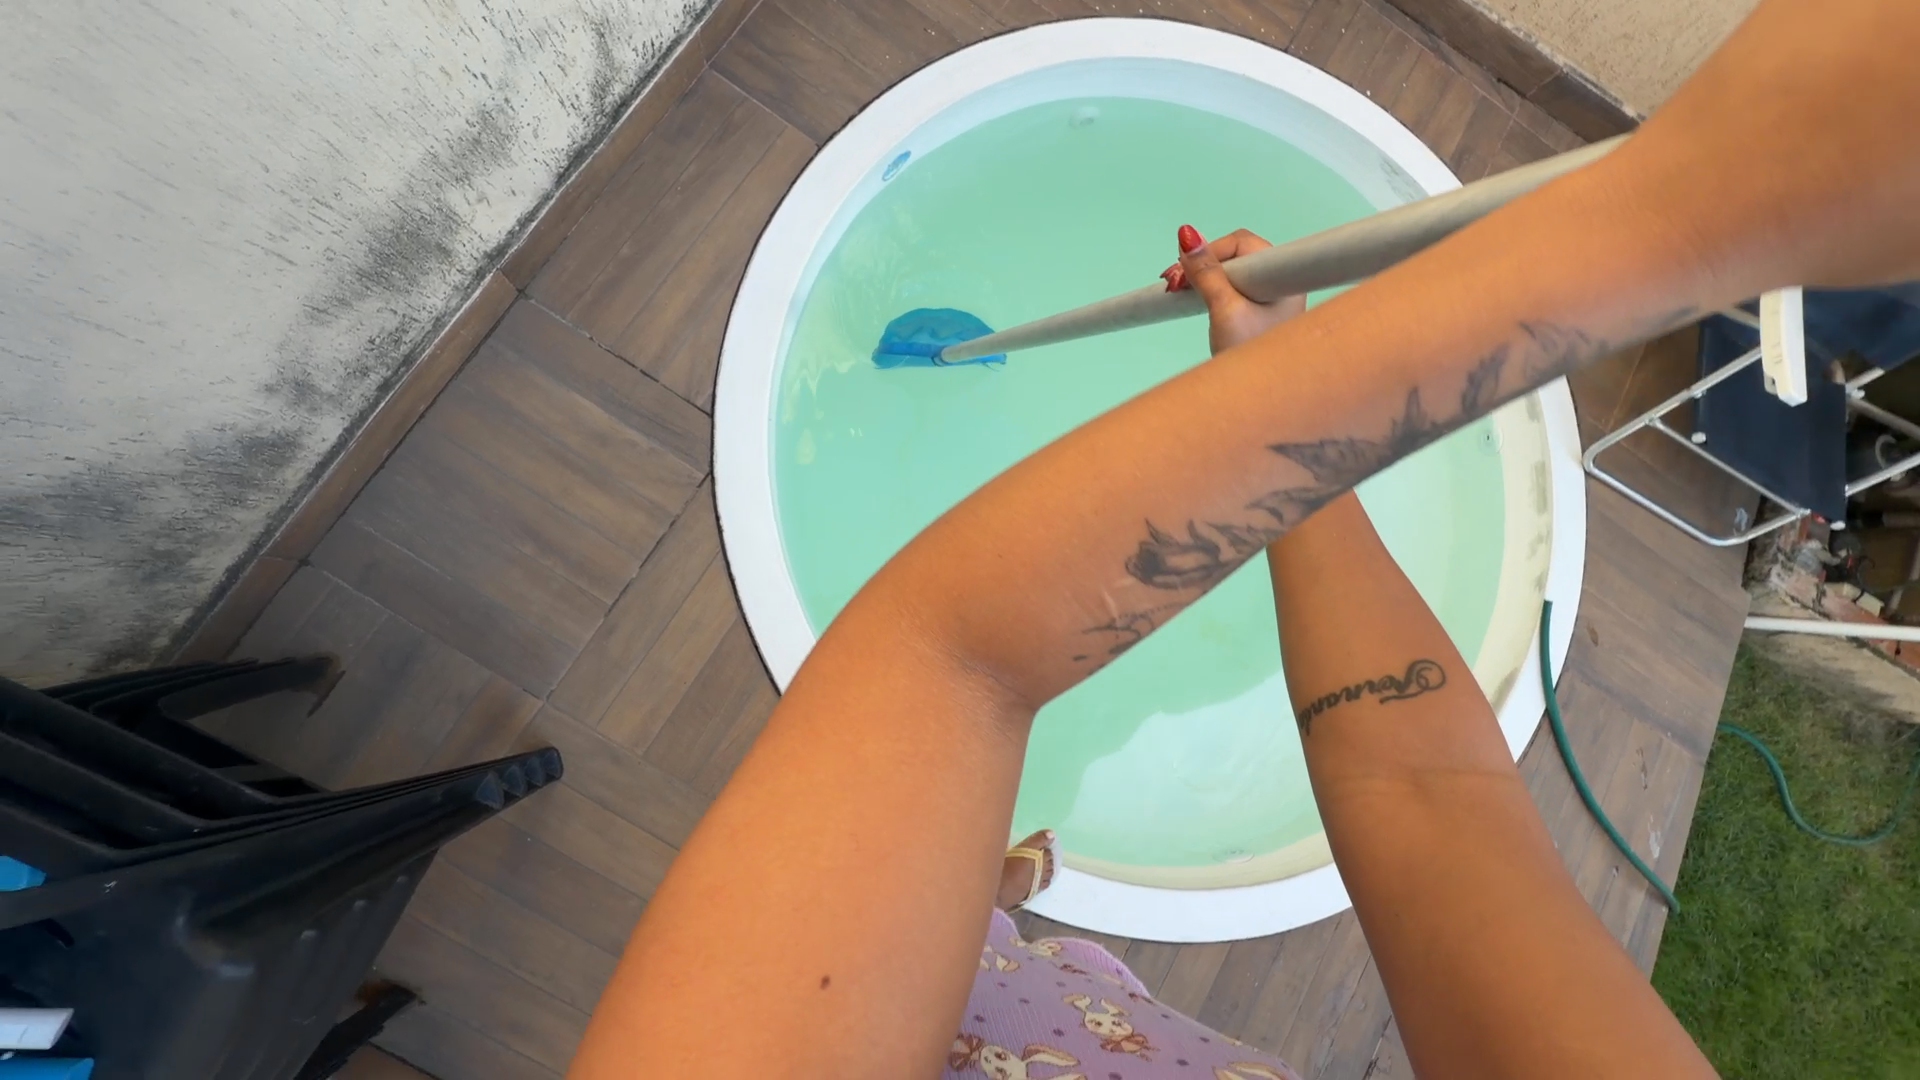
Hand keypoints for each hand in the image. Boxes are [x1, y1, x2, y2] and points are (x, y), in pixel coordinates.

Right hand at [1161, 226, 1307, 353]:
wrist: (1254, 401)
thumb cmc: (1249, 359)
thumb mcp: (1223, 311)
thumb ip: (1205, 272)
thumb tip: (1188, 235)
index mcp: (1282, 278)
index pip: (1242, 244)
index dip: (1209, 252)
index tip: (1182, 272)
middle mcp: (1279, 283)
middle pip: (1234, 256)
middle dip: (1200, 266)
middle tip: (1173, 285)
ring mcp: (1268, 298)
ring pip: (1228, 273)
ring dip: (1199, 279)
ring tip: (1176, 293)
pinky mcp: (1255, 311)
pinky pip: (1229, 288)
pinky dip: (1207, 291)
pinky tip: (1190, 299)